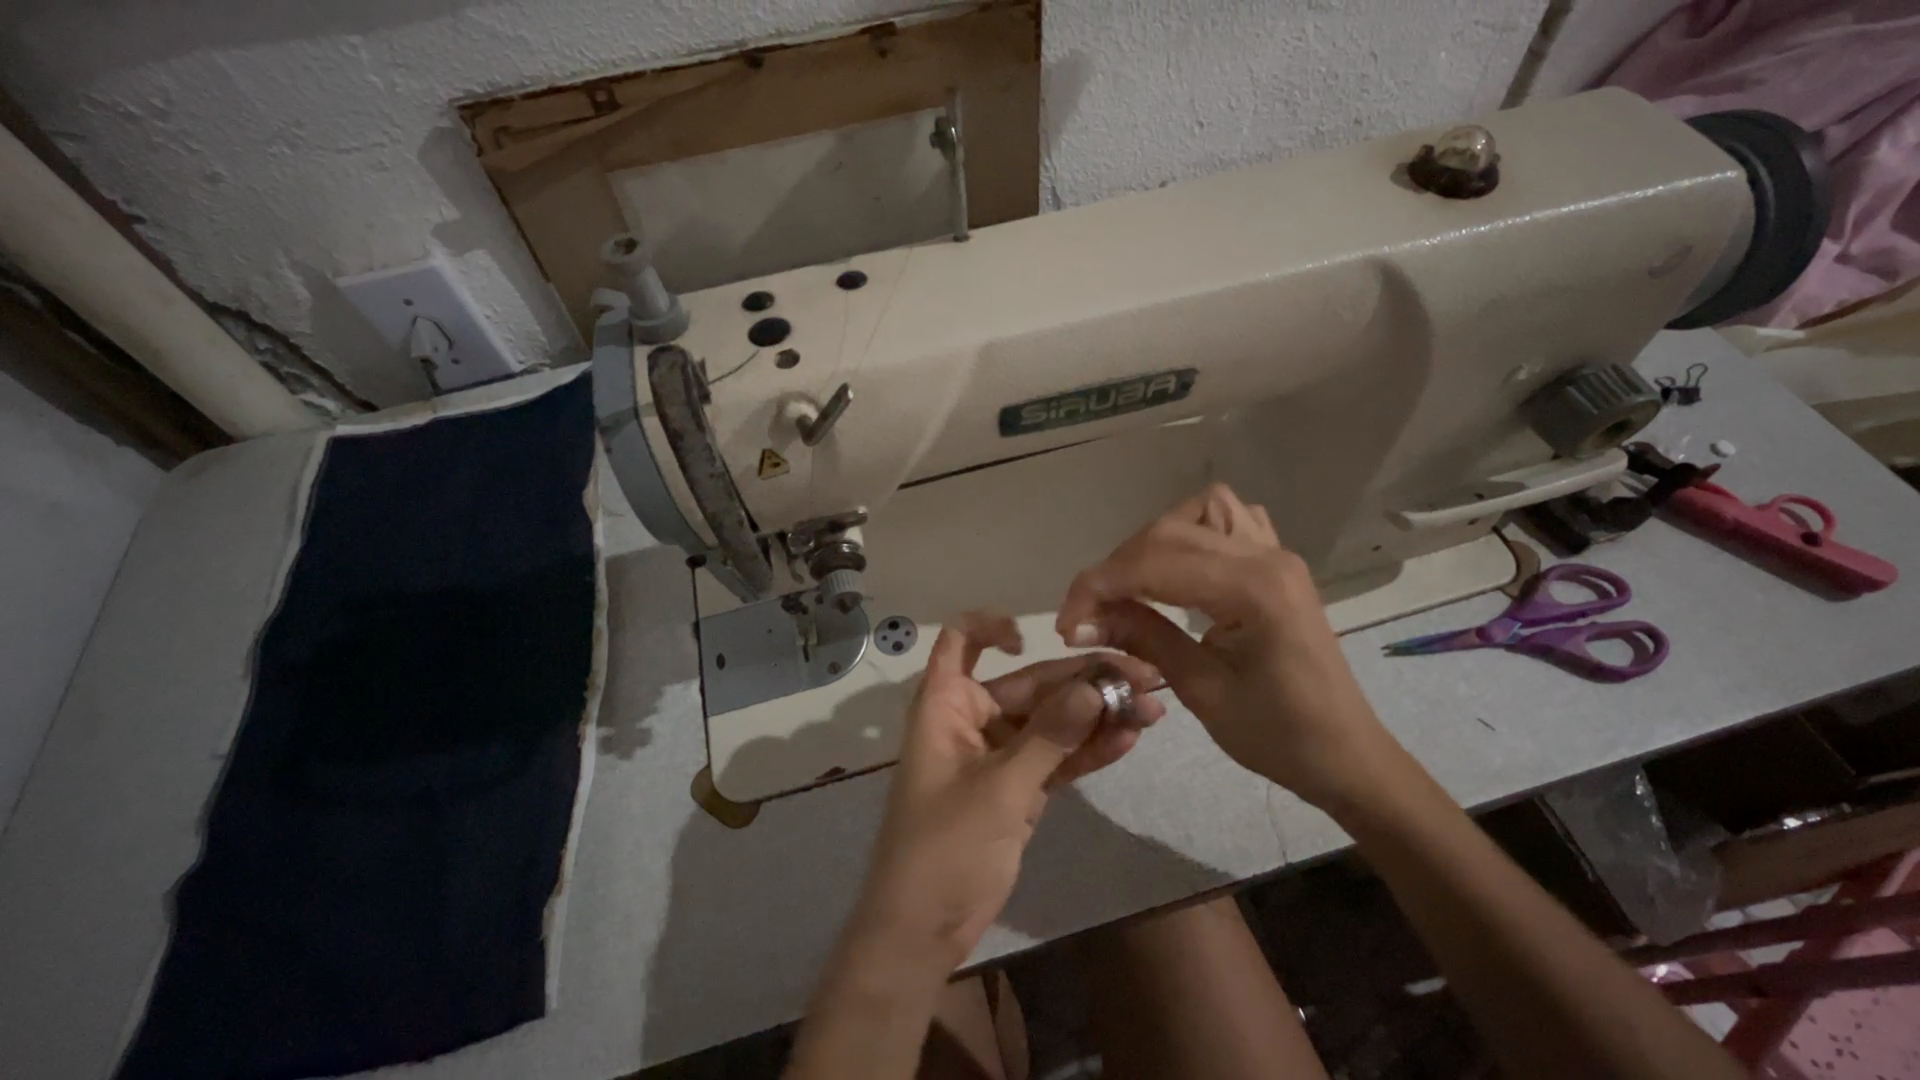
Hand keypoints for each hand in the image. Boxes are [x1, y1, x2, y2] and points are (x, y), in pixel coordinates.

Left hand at [851, 613, 1164, 967]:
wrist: (923, 928)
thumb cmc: (945, 847)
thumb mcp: (1000, 787)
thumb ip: (1050, 735)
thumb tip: (1096, 685)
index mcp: (946, 706)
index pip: (960, 643)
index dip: (991, 626)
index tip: (1035, 637)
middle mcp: (972, 721)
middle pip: (1030, 686)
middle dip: (1085, 681)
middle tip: (1146, 677)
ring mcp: (998, 758)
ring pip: (1052, 723)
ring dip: (1097, 715)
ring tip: (1152, 709)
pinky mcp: (1018, 791)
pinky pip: (1056, 759)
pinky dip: (1088, 751)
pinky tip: (1130, 739)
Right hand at [1055, 484, 1411, 810]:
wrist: (1344, 754)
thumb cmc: (1277, 736)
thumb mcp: (1201, 691)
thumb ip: (1142, 638)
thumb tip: (1082, 619)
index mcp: (1253, 588)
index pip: (1154, 563)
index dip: (1098, 587)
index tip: (1067, 625)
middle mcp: (1267, 555)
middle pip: (1170, 530)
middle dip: (1117, 567)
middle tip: (1090, 616)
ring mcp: (1277, 554)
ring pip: (1201, 511)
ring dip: (1154, 541)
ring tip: (1132, 588)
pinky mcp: (1278, 564)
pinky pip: (1229, 522)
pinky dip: (1192, 534)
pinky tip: (1178, 572)